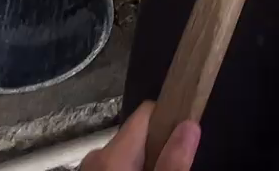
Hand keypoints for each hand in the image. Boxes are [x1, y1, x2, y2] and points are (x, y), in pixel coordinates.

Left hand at [79, 102, 198, 170]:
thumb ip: (172, 163)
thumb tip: (190, 124)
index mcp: (111, 152)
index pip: (147, 112)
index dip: (169, 120)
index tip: (185, 135)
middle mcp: (95, 155)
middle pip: (138, 137)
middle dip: (157, 149)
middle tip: (172, 168)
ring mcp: (88, 170)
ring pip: (125, 157)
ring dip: (143, 164)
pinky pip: (114, 168)